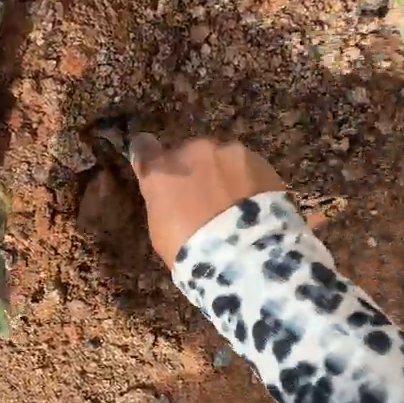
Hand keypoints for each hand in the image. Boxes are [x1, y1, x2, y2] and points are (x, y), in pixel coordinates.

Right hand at [130, 135, 285, 264]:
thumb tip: (168, 194)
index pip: (144, 148)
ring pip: (221, 158)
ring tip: (233, 204)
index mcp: (161, 171)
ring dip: (223, 174)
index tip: (157, 168)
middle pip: (189, 154)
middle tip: (203, 200)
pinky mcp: (259, 160)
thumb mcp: (161, 231)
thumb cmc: (192, 251)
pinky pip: (247, 167)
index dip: (150, 157)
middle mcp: (192, 151)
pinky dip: (248, 180)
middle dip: (194, 171)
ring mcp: (228, 151)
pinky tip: (252, 204)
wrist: (244, 254)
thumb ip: (162, 201)